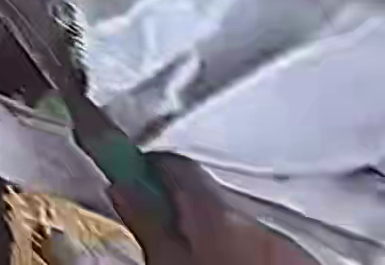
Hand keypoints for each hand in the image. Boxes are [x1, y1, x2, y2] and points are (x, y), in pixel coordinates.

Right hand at [114, 154, 314, 264]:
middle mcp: (262, 225)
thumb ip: (145, 221)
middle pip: (212, 199)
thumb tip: (122, 186)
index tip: (127, 175)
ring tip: (198, 257)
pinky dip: (245, 255)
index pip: (177, 165)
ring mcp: (297, 256)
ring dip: (217, 235)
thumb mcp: (166, 262)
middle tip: (160, 228)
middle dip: (184, 208)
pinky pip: (268, 253)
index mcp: (219, 213)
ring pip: (243, 229)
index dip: (147, 166)